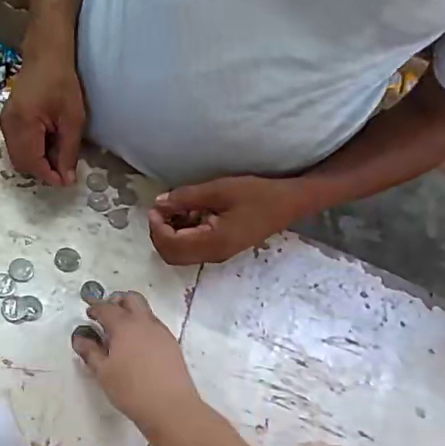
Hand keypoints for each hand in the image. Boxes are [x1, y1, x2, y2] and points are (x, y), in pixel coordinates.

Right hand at [0, 44, 85, 185]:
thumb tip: (66, 178)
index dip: (49, 176)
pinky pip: (17, 145)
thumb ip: (68, 151)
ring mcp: (5, 122)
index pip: (32, 163)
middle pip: (22, 163)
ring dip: (37, 162)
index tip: (66, 182)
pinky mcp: (7, 120)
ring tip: (58, 154)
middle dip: (42, 171)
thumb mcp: (72, 119)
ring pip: (18, 156)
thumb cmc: (62, 82)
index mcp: (23, 124)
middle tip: (64, 169)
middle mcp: (9, 126)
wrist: (45, 54)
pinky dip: (32, 151)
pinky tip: (48, 143)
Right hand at [70, 291, 205, 433]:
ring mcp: (161, 332)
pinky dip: (143, 326)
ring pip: (145, 311)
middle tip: (106, 314)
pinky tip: (137, 346)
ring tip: (120, 332)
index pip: (107, 308)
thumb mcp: (103, 372)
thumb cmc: (131, 390)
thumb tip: (80, 339)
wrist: (171, 407)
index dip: (95, 308)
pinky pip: (154, 325)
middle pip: (131, 298)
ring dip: (132, 312)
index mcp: (125, 326)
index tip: (89, 313)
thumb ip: (90, 352)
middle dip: (117, 301)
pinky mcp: (172, 344)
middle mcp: (145, 322)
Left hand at [148, 175, 309, 265]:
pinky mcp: (220, 249)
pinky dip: (182, 234)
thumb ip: (186, 197)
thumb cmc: (257, 194)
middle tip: (161, 209)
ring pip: (179, 254)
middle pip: (171, 255)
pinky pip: (191, 249)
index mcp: (213, 243)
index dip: (157, 227)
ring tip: (176, 209)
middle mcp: (212, 255)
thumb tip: (159, 204)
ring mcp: (217, 255)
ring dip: (170, 234)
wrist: (288, 203)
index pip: (171, 245)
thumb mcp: (220, 190)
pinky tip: (190, 214)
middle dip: (159, 233)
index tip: (156, 207)